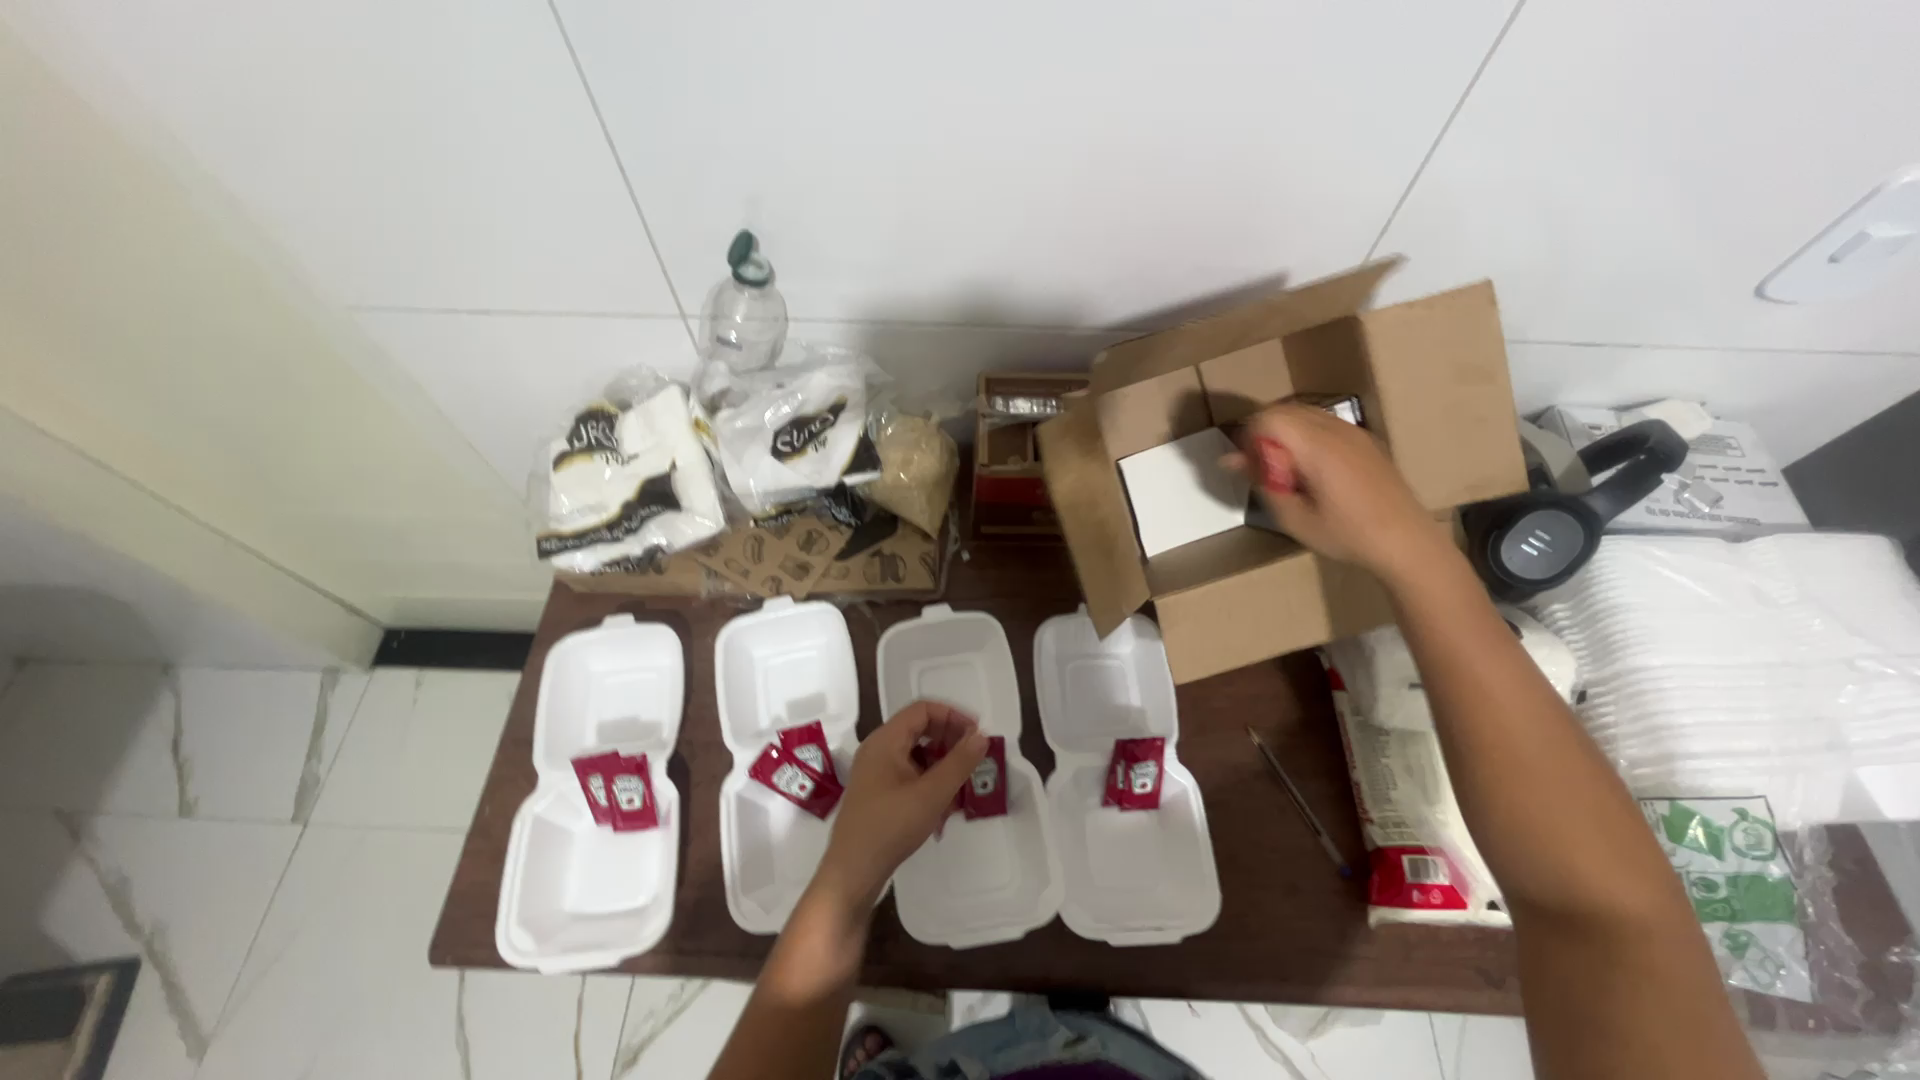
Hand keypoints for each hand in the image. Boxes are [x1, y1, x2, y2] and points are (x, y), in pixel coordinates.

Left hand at [813, 701, 987, 910]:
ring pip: (914, 753)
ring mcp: (875, 771)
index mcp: (885, 740)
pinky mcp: (876, 792)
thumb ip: (959, 762)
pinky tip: (942, 806)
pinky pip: (907, 773)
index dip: (952, 715)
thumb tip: (980, 736)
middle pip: (918, 728)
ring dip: (940, 762)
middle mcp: (877, 749)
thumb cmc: (891, 826)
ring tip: (961, 784)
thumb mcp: (932, 794)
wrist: (853, 870)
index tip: (976, 733)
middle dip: (949, 739)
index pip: (922, 710)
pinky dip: (928, 780)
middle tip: (972, 757)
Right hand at [1223, 403, 1451, 581]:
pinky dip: (1306, 436)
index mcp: (1318, 446)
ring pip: (1304, 413)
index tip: (1251, 466)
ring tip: (1288, 471)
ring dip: (1286, 434)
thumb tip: (1229, 459)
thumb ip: (1262, 481)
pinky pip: (1324, 423)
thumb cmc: (1347, 535)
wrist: (1407, 541)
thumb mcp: (1294, 518)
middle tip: (1264, 469)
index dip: (1250, 436)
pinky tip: (1313, 471)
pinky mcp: (1365, 440)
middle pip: (1284, 410)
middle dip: (1265, 434)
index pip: (1269, 416)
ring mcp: (1354, 431)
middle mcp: (1336, 429)